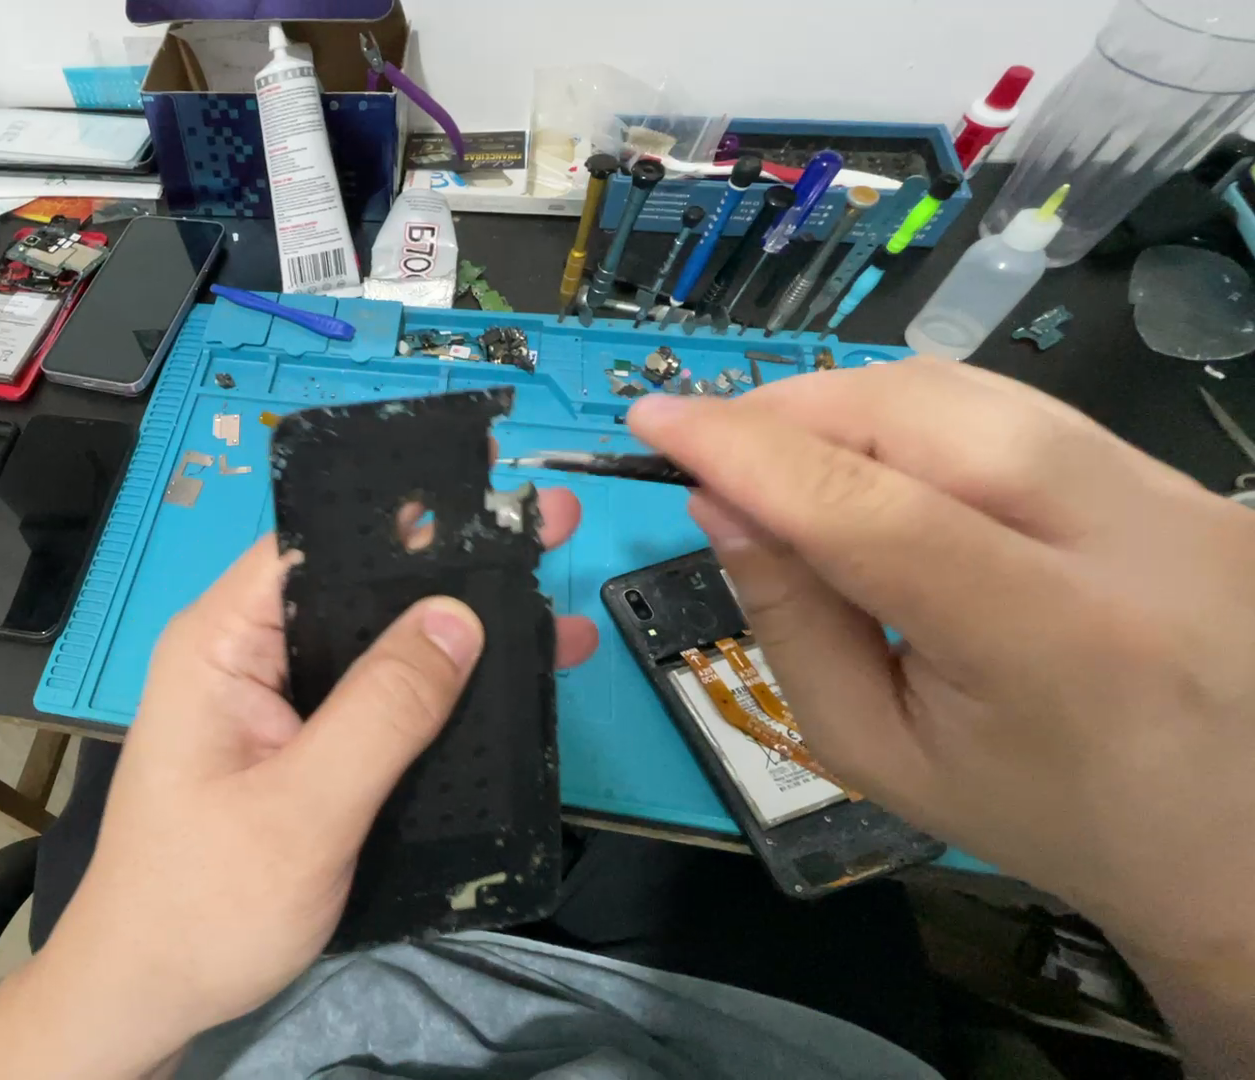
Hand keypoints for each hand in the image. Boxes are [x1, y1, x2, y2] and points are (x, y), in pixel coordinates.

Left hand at [28, 489, 590, 1067]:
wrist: (154, 992)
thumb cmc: (204, 904)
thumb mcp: (301, 808)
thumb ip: (380, 711)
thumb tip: (458, 617)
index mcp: (221, 640)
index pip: (311, 545)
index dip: (395, 513)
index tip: (480, 489)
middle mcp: (248, 651)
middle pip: (354, 586)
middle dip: (446, 565)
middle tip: (542, 534)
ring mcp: (277, 697)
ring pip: (375, 640)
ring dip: (455, 628)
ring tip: (549, 608)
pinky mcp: (303, 739)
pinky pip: (378, 693)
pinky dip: (439, 686)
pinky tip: (507, 681)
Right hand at [627, 360, 1254, 1068]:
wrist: (1234, 836)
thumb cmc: (1025, 807)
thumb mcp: (863, 740)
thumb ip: (785, 618)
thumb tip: (719, 504)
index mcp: (1051, 643)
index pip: (867, 508)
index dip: (743, 451)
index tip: (653, 420)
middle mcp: (1140, 540)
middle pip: (921, 414)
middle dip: (783, 412)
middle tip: (706, 446)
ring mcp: (1179, 494)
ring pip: (962, 389)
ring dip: (832, 405)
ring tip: (769, 454)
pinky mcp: (1179, 473)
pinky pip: (999, 406)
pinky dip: (893, 415)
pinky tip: (853, 457)